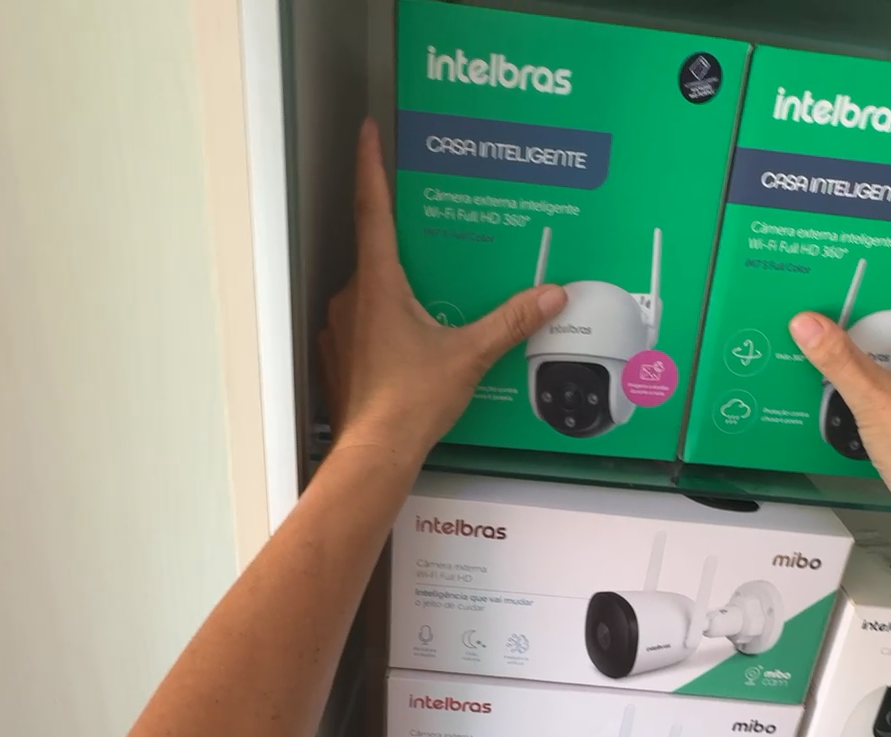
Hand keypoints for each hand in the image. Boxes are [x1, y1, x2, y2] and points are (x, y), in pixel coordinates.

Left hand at [319, 119, 568, 459]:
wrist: (376, 452)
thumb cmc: (410, 404)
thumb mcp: (469, 356)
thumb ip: (511, 322)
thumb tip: (549, 297)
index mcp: (380, 286)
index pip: (372, 209)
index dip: (371, 166)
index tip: (368, 132)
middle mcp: (352, 300)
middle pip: (377, 255)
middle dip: (404, 248)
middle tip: (431, 248)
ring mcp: (341, 330)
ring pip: (370, 294)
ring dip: (396, 294)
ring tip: (429, 310)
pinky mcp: (341, 357)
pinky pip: (363, 326)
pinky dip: (385, 327)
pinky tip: (410, 347)